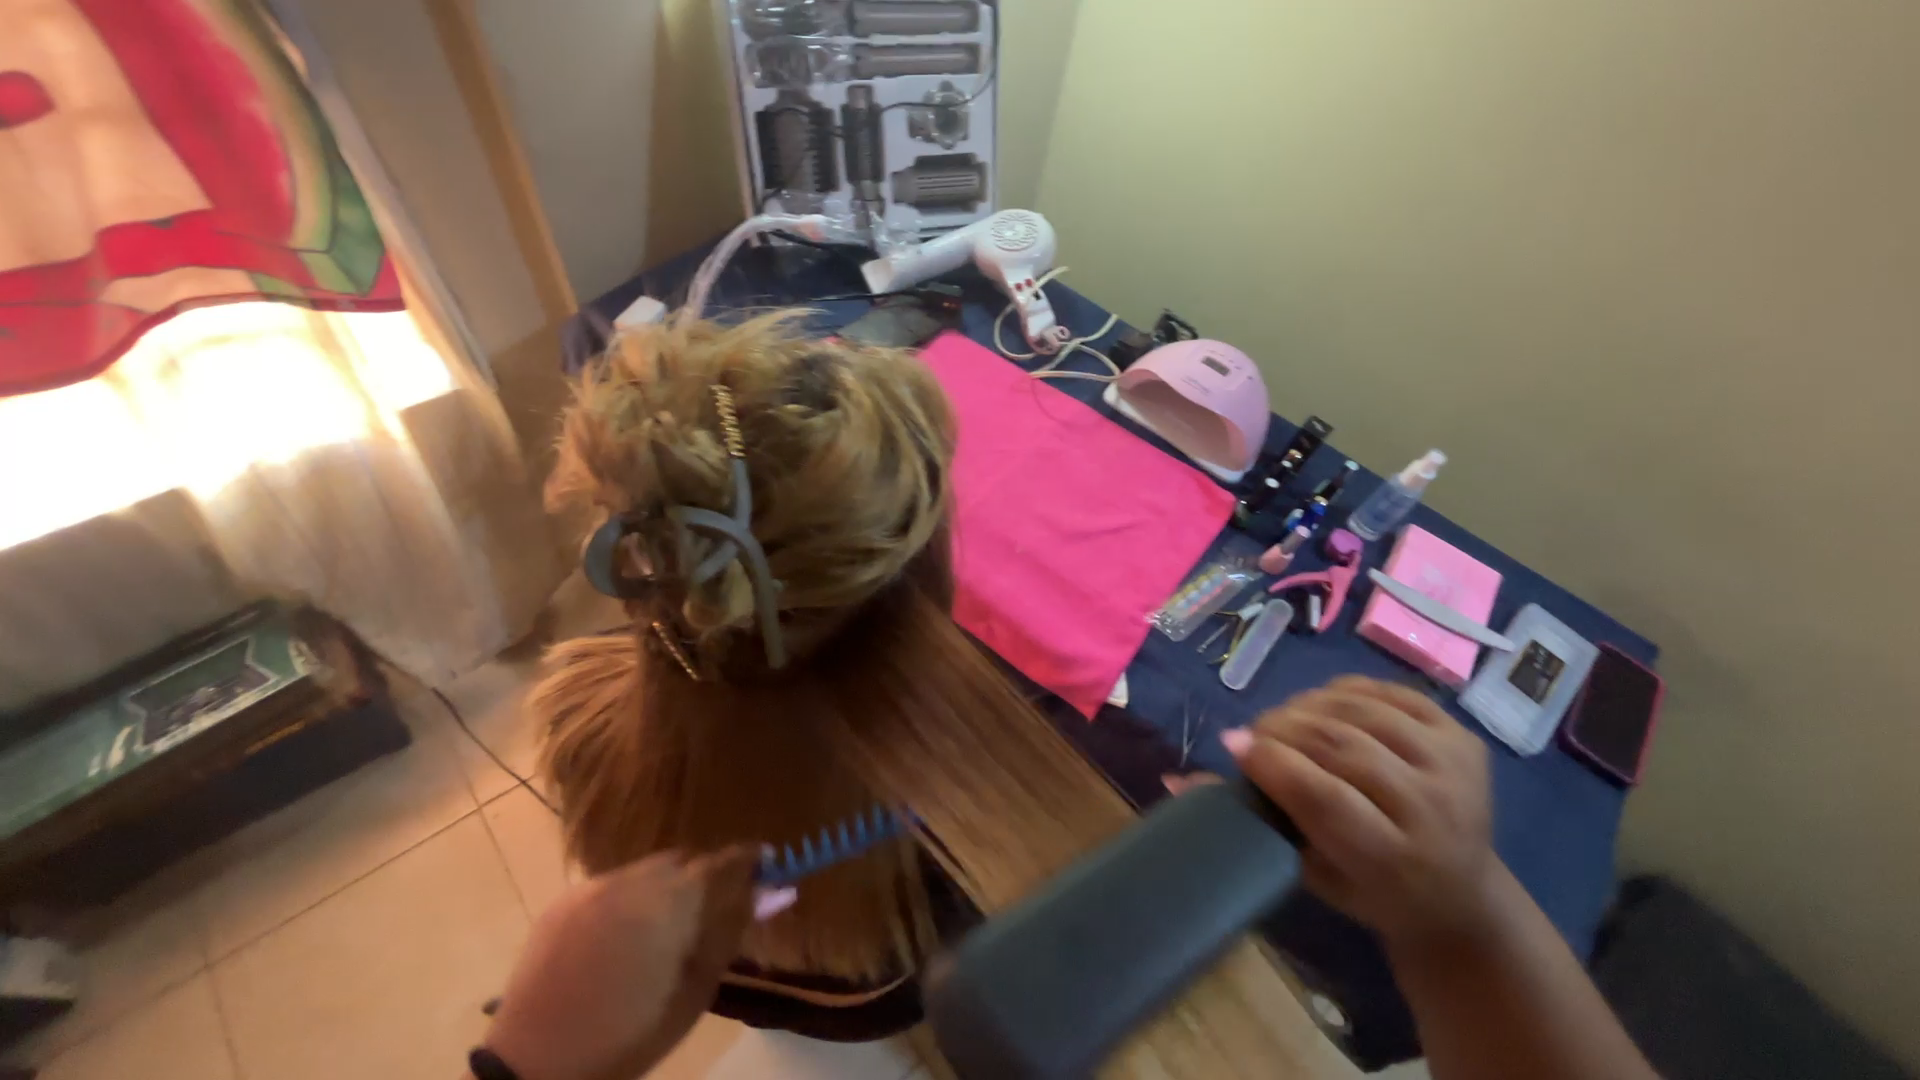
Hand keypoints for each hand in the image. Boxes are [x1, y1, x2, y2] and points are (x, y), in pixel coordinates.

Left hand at [483, 848, 769, 1079]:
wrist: (535, 1064)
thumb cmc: (633, 1033)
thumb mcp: (697, 987)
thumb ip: (734, 928)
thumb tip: (779, 889)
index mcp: (673, 899)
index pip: (727, 860)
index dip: (752, 862)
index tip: (769, 870)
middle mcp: (636, 877)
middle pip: (687, 861)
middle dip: (705, 880)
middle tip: (711, 918)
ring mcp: (596, 885)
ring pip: (650, 871)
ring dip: (667, 889)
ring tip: (664, 934)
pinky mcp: (565, 899)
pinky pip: (615, 885)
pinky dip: (630, 901)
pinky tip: (624, 939)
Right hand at [1224, 676, 1504, 955]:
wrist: (1460, 897)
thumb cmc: (1368, 892)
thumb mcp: (1305, 872)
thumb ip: (1249, 820)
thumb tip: (1172, 780)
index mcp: (1394, 860)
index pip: (1325, 797)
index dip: (1271, 763)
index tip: (1231, 744)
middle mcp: (1434, 809)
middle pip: (1341, 746)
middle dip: (1281, 728)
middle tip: (1252, 733)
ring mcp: (1453, 767)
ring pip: (1361, 712)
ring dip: (1307, 706)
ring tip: (1282, 719)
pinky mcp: (1463, 738)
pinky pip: (1388, 692)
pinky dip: (1344, 692)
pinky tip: (1321, 706)